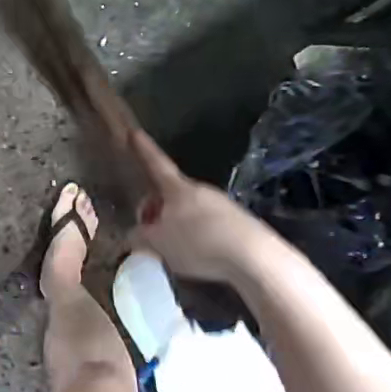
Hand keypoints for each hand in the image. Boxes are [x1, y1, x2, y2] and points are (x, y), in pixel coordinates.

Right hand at [124, 127, 279, 283]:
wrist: (255, 259)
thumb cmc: (198, 244)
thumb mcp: (155, 243)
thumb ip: (138, 236)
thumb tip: (135, 235)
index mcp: (177, 190)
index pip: (155, 164)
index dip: (143, 149)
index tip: (134, 132)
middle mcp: (201, 191)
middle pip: (170, 195)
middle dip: (156, 210)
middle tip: (148, 234)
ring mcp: (223, 206)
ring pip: (188, 211)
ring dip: (176, 226)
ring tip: (174, 252)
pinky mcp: (239, 224)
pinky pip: (208, 226)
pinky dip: (197, 238)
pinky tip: (200, 258)